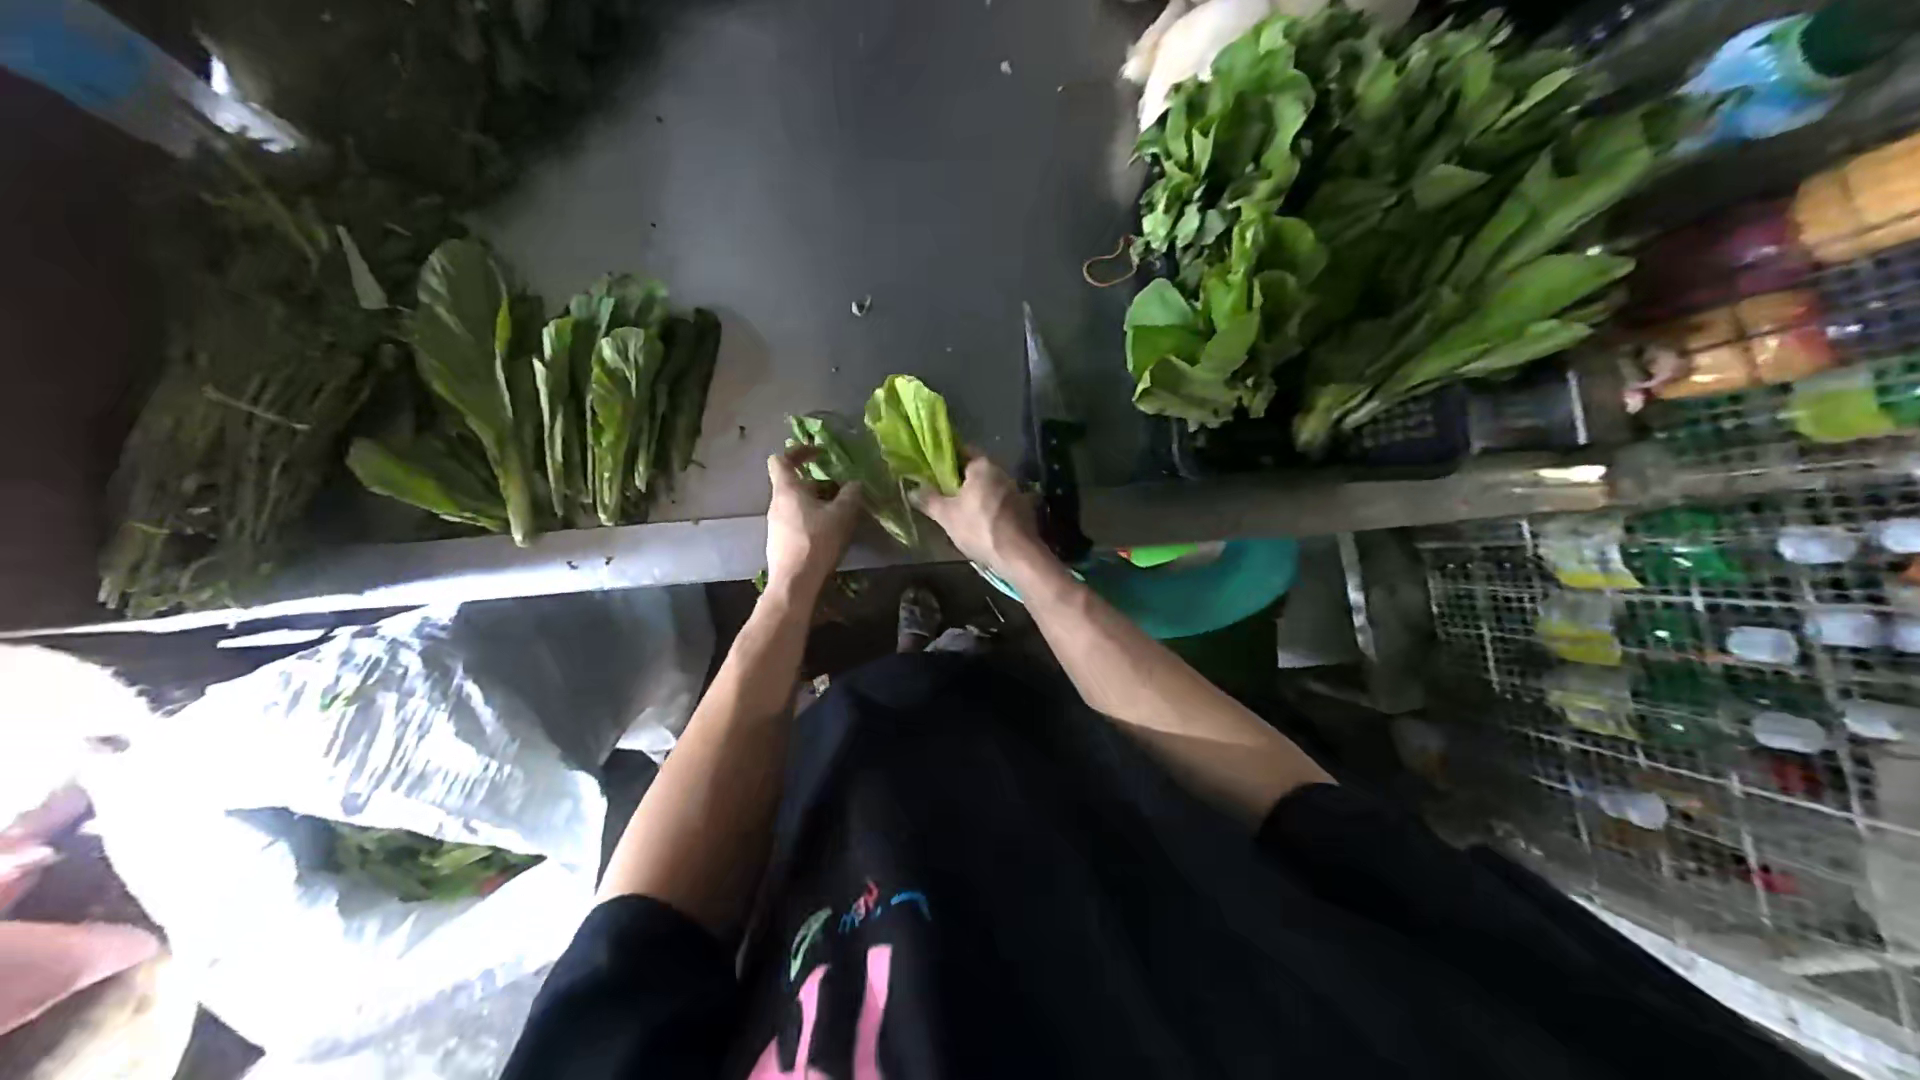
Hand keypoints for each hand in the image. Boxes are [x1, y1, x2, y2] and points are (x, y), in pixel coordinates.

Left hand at [764, 455, 862, 599]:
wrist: (794, 582)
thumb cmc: (816, 541)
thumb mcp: (841, 515)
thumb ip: (851, 494)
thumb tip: (855, 483)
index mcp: (787, 489)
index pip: (781, 459)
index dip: (799, 451)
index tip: (819, 454)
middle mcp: (776, 503)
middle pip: (794, 483)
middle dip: (818, 483)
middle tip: (841, 490)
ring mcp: (776, 524)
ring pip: (797, 503)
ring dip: (817, 503)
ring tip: (840, 513)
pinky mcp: (780, 542)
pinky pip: (796, 521)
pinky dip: (812, 519)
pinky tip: (829, 533)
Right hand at [915, 455, 1051, 580]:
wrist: (1018, 555)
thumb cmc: (979, 528)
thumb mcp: (946, 515)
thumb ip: (929, 499)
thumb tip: (913, 490)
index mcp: (983, 466)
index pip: (963, 451)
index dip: (946, 460)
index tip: (934, 471)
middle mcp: (1002, 473)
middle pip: (977, 471)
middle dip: (961, 481)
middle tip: (943, 493)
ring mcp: (1016, 491)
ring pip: (990, 488)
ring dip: (977, 497)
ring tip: (960, 512)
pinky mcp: (1025, 510)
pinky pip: (1001, 504)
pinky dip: (990, 509)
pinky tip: (981, 524)